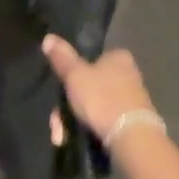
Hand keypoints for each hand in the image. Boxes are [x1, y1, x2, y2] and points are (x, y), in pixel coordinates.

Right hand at [42, 35, 156, 144]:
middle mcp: (127, 74)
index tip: (58, 92)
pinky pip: (101, 120)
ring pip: (91, 106)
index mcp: (118, 57)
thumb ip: (61, 58)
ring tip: (62, 137)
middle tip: (57, 123)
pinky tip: (73, 140)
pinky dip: (86, 129)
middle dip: (66, 107)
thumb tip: (48, 38)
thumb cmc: (101, 98)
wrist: (131, 135)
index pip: (89, 59)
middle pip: (86, 87)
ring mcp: (130, 98)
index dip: (70, 75)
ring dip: (71, 121)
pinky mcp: (130, 119)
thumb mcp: (75, 75)